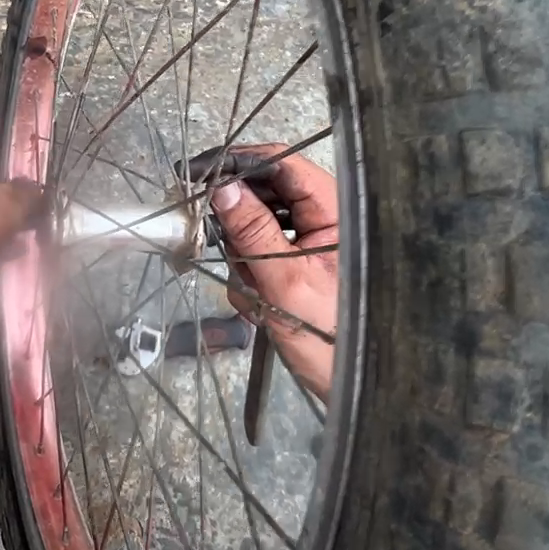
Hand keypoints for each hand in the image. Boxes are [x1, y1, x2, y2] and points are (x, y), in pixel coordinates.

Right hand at [209, 145, 338, 398]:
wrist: (353, 387)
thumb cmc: (329, 336)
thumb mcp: (284, 281)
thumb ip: (252, 231)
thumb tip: (221, 187)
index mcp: (335, 210)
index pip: (282, 164)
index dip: (237, 161)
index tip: (195, 172)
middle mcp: (324, 216)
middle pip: (265, 190)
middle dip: (236, 218)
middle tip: (211, 240)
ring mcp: (310, 238)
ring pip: (256, 221)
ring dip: (242, 251)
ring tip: (252, 289)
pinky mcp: (298, 258)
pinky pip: (259, 248)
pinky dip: (249, 269)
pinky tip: (257, 297)